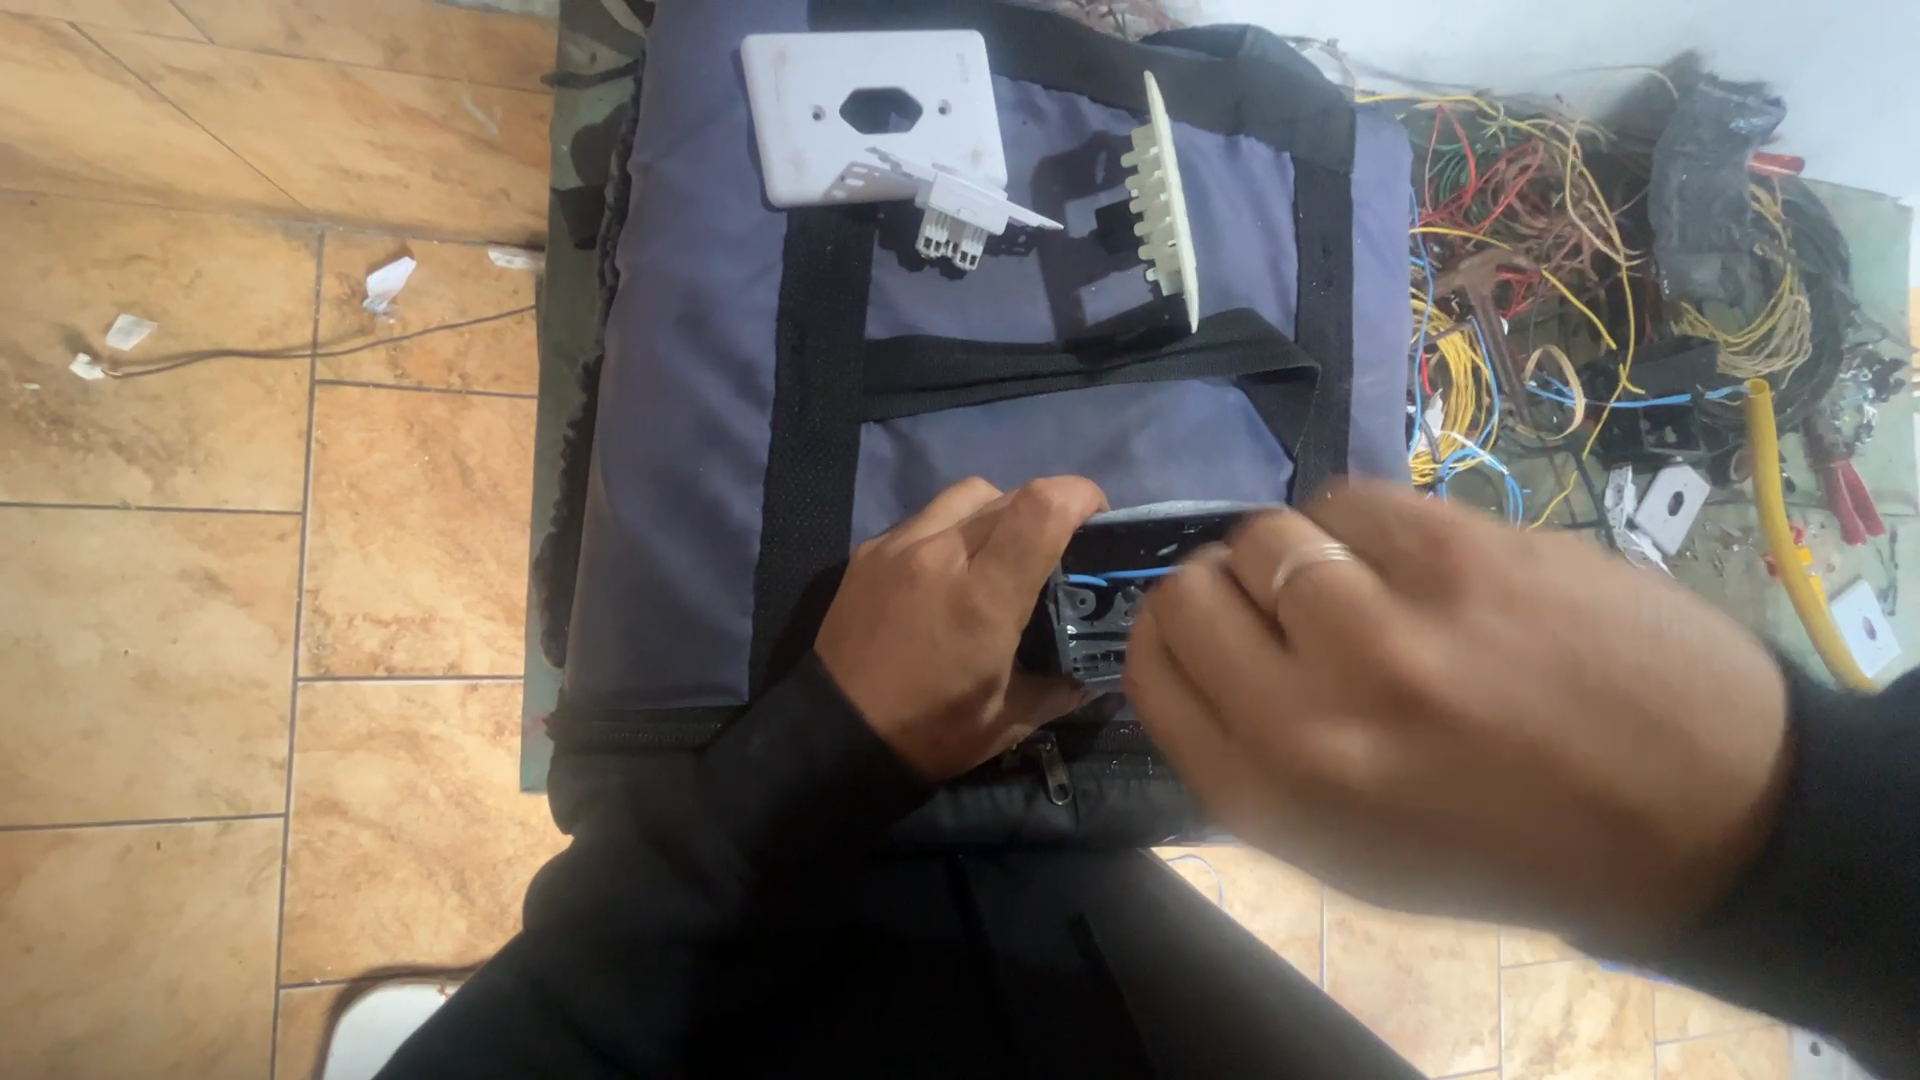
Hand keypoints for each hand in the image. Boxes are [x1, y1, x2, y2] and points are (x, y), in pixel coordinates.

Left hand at [817, 476, 1106, 780]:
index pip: (1042, 507)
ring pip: (968, 494)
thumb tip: (1098, 670)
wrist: (833, 735)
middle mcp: (940, 555)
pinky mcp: (869, 550)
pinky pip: (926, 516)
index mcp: (983, 597)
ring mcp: (898, 546)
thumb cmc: (929, 732)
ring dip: (998, 511)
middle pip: (1011, 495)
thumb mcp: (1009, 720)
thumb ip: (1064, 686)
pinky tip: (948, 570)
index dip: (1081, 497)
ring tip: (1000, 552)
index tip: (1096, 521)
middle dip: (1047, 510)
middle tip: (1054, 550)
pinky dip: (953, 528)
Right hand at [1124, 480, 1790, 946]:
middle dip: (1217, 588)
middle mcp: (1306, 715)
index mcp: (1269, 794)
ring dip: (1290, 553)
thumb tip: (1184, 650)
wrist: (1707, 814)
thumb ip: (1236, 753)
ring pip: (1258, 535)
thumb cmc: (1496, 843)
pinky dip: (1357, 523)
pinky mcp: (1458, 554)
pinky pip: (1343, 499)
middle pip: (1185, 590)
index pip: (1149, 670)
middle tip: (1278, 606)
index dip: (1162, 636)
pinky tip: (1409, 559)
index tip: (1201, 629)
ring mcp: (1384, 628)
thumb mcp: (1336, 844)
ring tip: (1352, 581)